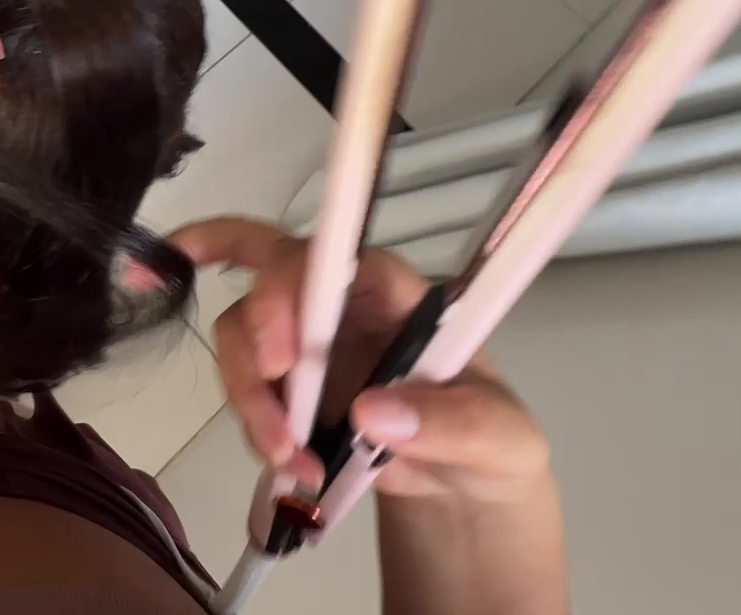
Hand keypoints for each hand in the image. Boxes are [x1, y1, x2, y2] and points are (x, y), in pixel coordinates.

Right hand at [173, 217, 551, 503]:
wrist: (457, 484)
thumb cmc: (488, 440)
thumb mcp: (502, 440)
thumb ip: (454, 425)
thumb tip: (372, 412)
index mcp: (387, 287)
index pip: (327, 257)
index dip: (288, 287)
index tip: (278, 357)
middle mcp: (332, 295)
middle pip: (261, 260)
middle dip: (251, 314)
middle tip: (263, 375)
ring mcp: (296, 329)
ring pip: (239, 327)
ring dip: (248, 389)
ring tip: (285, 455)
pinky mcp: (274, 370)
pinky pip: (238, 376)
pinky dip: (249, 419)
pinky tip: (284, 461)